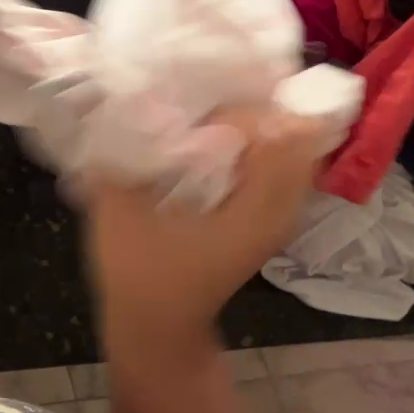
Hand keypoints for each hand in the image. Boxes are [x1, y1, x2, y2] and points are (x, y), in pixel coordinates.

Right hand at [81, 108, 323, 356]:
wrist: (155, 328)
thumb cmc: (140, 273)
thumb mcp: (121, 211)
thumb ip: (120, 159)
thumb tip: (118, 105)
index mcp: (256, 207)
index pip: (277, 133)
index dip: (243, 104)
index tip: (200, 88)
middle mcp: (280, 209)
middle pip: (295, 137)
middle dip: (255, 105)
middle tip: (205, 84)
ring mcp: (273, 216)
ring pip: (287, 152)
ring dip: (253, 124)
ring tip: (204, 103)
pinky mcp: (259, 219)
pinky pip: (271, 169)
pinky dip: (249, 146)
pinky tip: (206, 137)